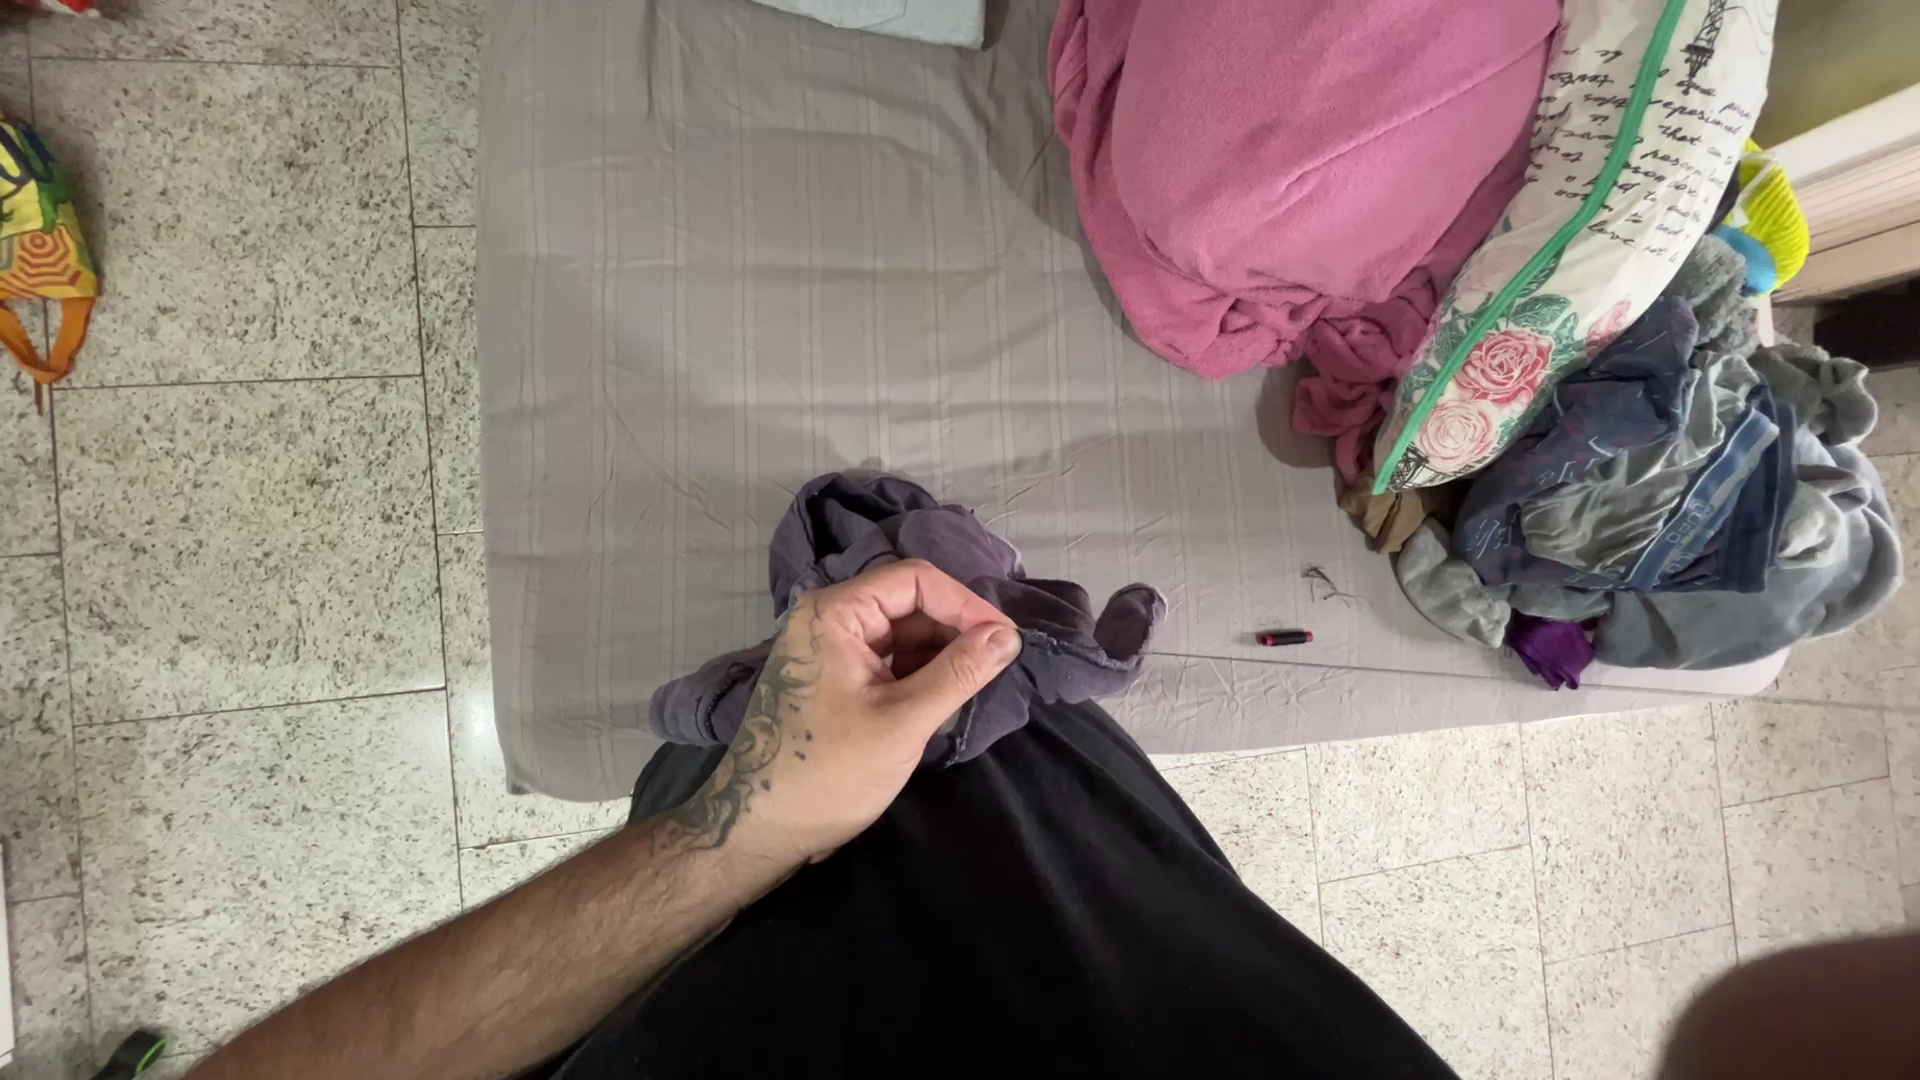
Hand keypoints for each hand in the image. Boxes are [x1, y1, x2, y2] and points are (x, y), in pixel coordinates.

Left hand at [658, 559, 1023, 865]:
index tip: (1007, 639)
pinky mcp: (842, 677)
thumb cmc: (827, 773)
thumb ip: (959, 672)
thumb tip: (1009, 635)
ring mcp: (836, 648)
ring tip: (981, 680)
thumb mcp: (902, 721)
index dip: (966, 603)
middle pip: (911, 603)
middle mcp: (833, 619)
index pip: (916, 581)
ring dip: (945, 652)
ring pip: (906, 632)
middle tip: (1001, 663)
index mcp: (836, 613)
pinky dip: (925, 671)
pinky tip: (951, 693)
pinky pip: (894, 658)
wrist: (762, 831)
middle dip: (958, 629)